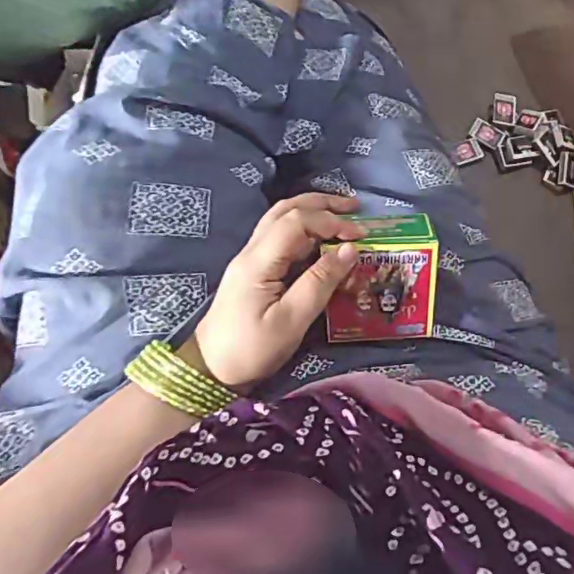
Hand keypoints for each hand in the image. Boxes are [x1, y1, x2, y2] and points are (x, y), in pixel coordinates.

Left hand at [193, 193, 364, 389]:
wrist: (211, 369)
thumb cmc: (252, 349)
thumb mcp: (292, 321)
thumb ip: (320, 282)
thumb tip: (349, 250)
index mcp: (259, 261)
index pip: (297, 222)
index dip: (331, 221)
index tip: (361, 235)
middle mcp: (252, 251)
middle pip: (285, 210)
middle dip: (322, 205)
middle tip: (356, 208)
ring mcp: (250, 259)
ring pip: (280, 219)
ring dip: (312, 212)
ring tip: (342, 215)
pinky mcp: (253, 271)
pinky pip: (279, 237)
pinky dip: (304, 228)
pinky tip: (321, 238)